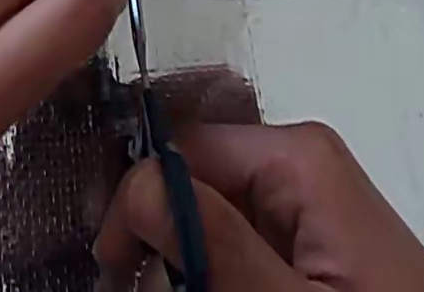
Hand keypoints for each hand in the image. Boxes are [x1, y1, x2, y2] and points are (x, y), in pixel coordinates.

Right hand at [94, 122, 423, 291]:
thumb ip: (218, 244)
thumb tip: (140, 181)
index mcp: (296, 155)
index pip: (188, 147)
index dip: (142, 196)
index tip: (111, 262)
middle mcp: (298, 159)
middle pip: (200, 177)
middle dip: (166, 233)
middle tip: (140, 286)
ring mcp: (306, 195)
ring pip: (216, 211)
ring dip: (190, 257)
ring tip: (185, 289)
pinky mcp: (312, 232)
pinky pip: (244, 235)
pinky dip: (219, 266)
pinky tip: (217, 285)